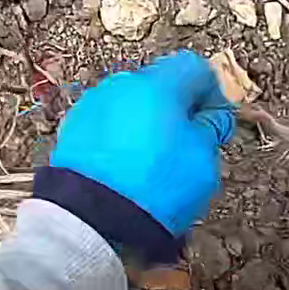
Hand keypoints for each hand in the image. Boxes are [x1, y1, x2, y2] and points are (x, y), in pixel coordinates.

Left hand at [49, 51, 233, 235]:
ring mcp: (94, 106)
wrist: (93, 221)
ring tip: (153, 163)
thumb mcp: (201, 162)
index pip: (195, 68)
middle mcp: (123, 87)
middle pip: (161, 85)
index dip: (211, 94)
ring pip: (132, 105)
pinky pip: (108, 125)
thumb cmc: (154, 189)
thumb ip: (210, 130)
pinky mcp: (73, 128)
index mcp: (159, 86)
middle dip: (177, 110)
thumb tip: (213, 116)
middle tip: (187, 145)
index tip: (215, 121)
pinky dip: (121, 139)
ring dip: (148, 124)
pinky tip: (127, 168)